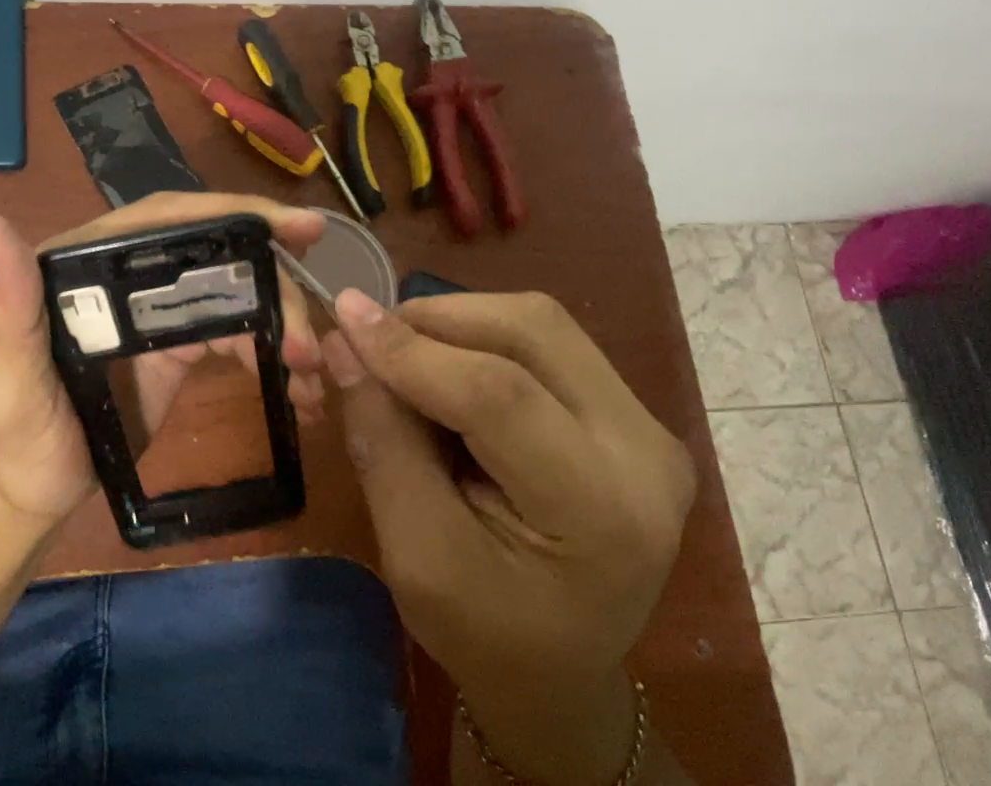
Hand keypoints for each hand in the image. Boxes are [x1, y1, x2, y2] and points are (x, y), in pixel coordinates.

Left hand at [0, 193, 326, 524]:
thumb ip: (3, 308)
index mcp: (85, 265)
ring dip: (279, 319)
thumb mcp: (2, 376)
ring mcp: (154, 313)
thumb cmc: (15, 435)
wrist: (36, 489)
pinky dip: (270, 353)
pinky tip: (299, 386)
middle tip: (311, 326)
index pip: (162, 220)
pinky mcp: (176, 349)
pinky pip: (234, 334)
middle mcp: (125, 277)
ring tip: (312, 367)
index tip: (289, 226)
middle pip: (211, 253)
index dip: (228, 213)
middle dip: (271, 276)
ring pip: (232, 292)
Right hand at [321, 289, 694, 780]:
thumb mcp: (415, 554)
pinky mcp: (634, 418)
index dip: (410, 348)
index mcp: (598, 511)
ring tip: (401, 357)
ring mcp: (650, 428)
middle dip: (435, 319)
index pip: (498, 394)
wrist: (560, 674)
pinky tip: (444, 372)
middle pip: (532, 333)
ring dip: (457, 324)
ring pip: (541, 326)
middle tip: (367, 338)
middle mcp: (646, 452)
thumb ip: (384, 444)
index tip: (340, 315)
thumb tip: (344, 344)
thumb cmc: (482, 634)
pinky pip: (549, 346)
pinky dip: (480, 341)